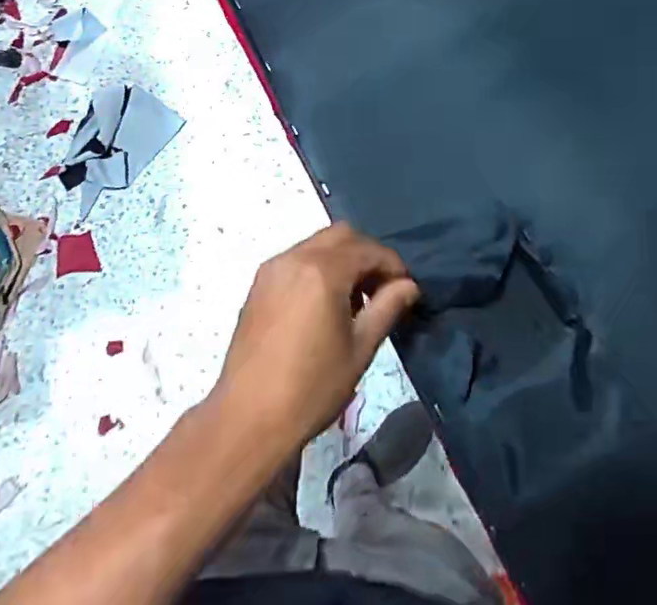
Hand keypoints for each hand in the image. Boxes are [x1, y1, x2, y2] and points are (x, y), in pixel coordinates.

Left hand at [211, 223, 420, 451]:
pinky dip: (319, 268)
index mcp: (323, 271)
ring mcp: (272, 270)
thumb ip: (387, 307)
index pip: (368, 250)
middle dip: (368, 255)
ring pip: (318, 244)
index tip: (406, 290)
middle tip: (382, 289)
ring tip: (355, 300)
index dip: (393, 265)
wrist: (248, 420)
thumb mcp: (360, 348)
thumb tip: (408, 286)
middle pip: (342, 236)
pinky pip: (298, 259)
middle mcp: (295, 259)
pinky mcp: (259, 286)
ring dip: (343, 259)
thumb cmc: (312, 387)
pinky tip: (326, 304)